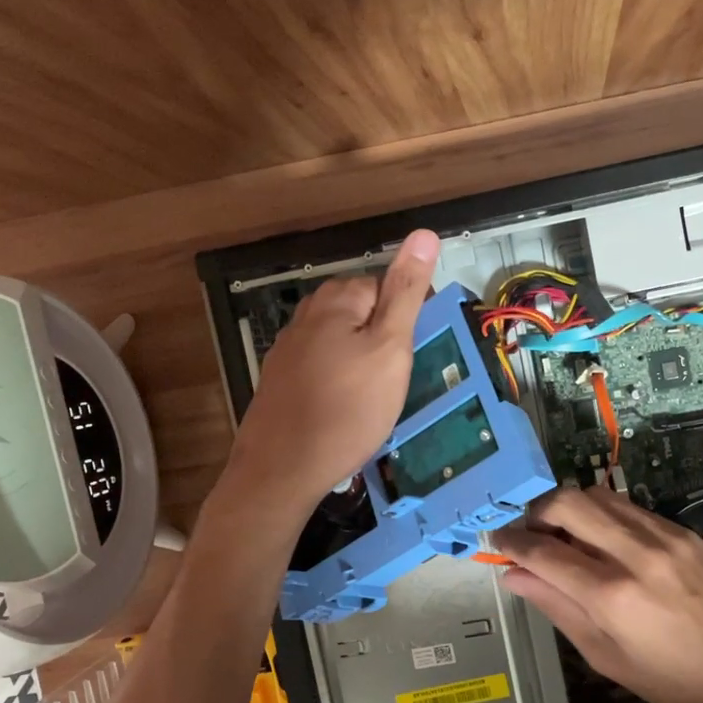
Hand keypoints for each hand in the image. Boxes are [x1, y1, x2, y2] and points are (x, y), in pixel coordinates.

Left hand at [225, 230, 439, 516]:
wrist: (282, 469)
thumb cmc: (348, 409)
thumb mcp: (391, 348)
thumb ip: (407, 292)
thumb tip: (424, 233)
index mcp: (336, 300)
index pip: (387, 287)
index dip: (407, 320)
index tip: (414, 356)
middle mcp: (306, 314)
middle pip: (360, 312)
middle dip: (382, 339)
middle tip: (395, 381)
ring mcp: (287, 348)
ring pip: (340, 341)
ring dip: (359, 362)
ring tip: (373, 398)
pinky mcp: (279, 380)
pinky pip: (320, 367)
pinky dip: (337, 382)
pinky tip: (343, 409)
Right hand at [491, 486, 702, 702]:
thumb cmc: (675, 683)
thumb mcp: (606, 657)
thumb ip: (557, 608)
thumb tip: (514, 576)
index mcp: (611, 595)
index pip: (544, 551)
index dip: (511, 541)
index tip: (496, 539)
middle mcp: (635, 554)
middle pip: (568, 503)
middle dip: (536, 509)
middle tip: (527, 529)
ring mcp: (664, 536)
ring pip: (599, 495)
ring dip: (570, 505)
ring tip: (560, 530)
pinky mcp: (684, 532)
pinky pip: (631, 507)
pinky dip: (604, 513)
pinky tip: (602, 537)